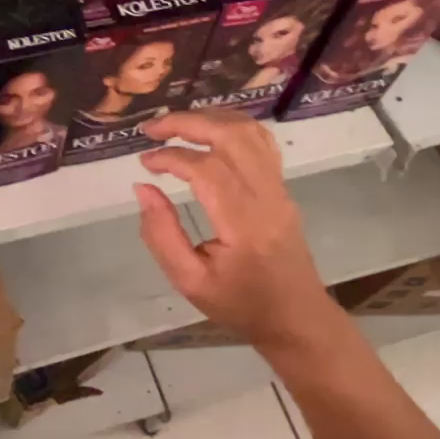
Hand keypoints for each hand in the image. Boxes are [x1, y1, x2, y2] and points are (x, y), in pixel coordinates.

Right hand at [133, 110, 341, 349]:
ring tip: (175, 127)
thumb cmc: (241, 305)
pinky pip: (260, 141)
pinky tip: (206, 132)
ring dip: (209, 119)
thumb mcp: (190, 282)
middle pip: (231, 136)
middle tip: (153, 129)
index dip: (171, 158)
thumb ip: (161, 234)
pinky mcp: (282, 187)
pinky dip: (230, 126)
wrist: (296, 318)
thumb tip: (143, 188)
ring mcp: (279, 188)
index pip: (207, 170)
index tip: (144, 163)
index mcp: (244, 225)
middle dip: (187, 123)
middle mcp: (267, 198)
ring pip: (249, 132)